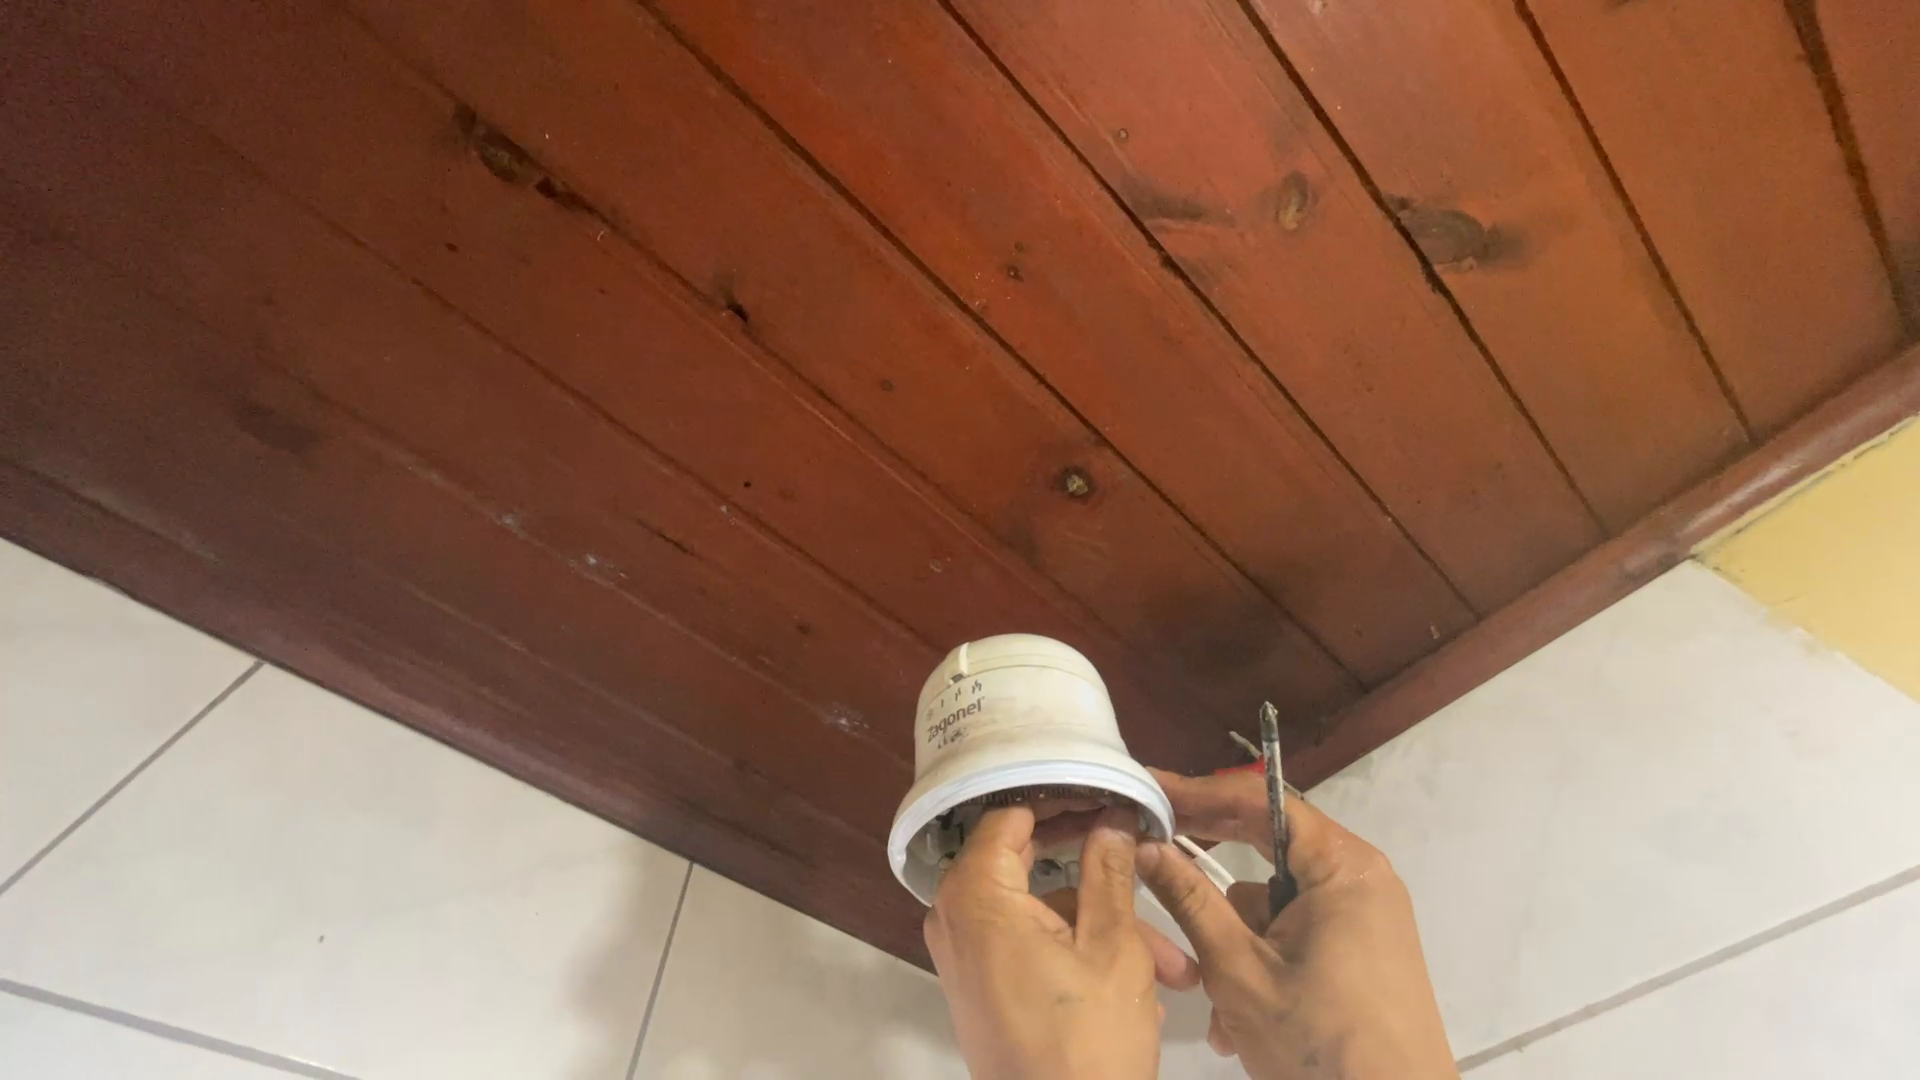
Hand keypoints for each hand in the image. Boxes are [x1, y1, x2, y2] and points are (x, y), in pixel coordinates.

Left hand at [923, 804, 1162, 1079]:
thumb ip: (1108, 871)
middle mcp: (954, 915)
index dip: (1057, 802)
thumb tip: (1110, 817)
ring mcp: (964, 953)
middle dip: (1095, 874)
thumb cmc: (1087, 1040)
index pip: (1009, 817)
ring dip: (1099, 925)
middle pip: (1026, 864)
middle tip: (1142, 863)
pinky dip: (1073, 950)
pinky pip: (1025, 943)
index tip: (1101, 796)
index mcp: (975, 893)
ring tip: (1169, 961)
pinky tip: (1141, 976)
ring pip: (1038, 912)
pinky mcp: (978, 985)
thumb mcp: (1112, 946)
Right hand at [1137, 768, 1457, 1079]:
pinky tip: (1238, 1018)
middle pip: (1263, 841)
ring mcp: (1361, 915)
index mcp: (1341, 866)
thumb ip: (1187, 897)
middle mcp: (1357, 877)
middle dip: (1206, 862)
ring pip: (1271, 898)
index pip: (1256, 799)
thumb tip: (1141, 842)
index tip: (1146, 789)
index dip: (1195, 791)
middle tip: (1147, 846)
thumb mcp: (1237, 968)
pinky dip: (1259, 958)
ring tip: (1209, 996)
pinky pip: (1292, 931)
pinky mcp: (1359, 950)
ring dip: (1231, 935)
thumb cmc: (1321, 1047)